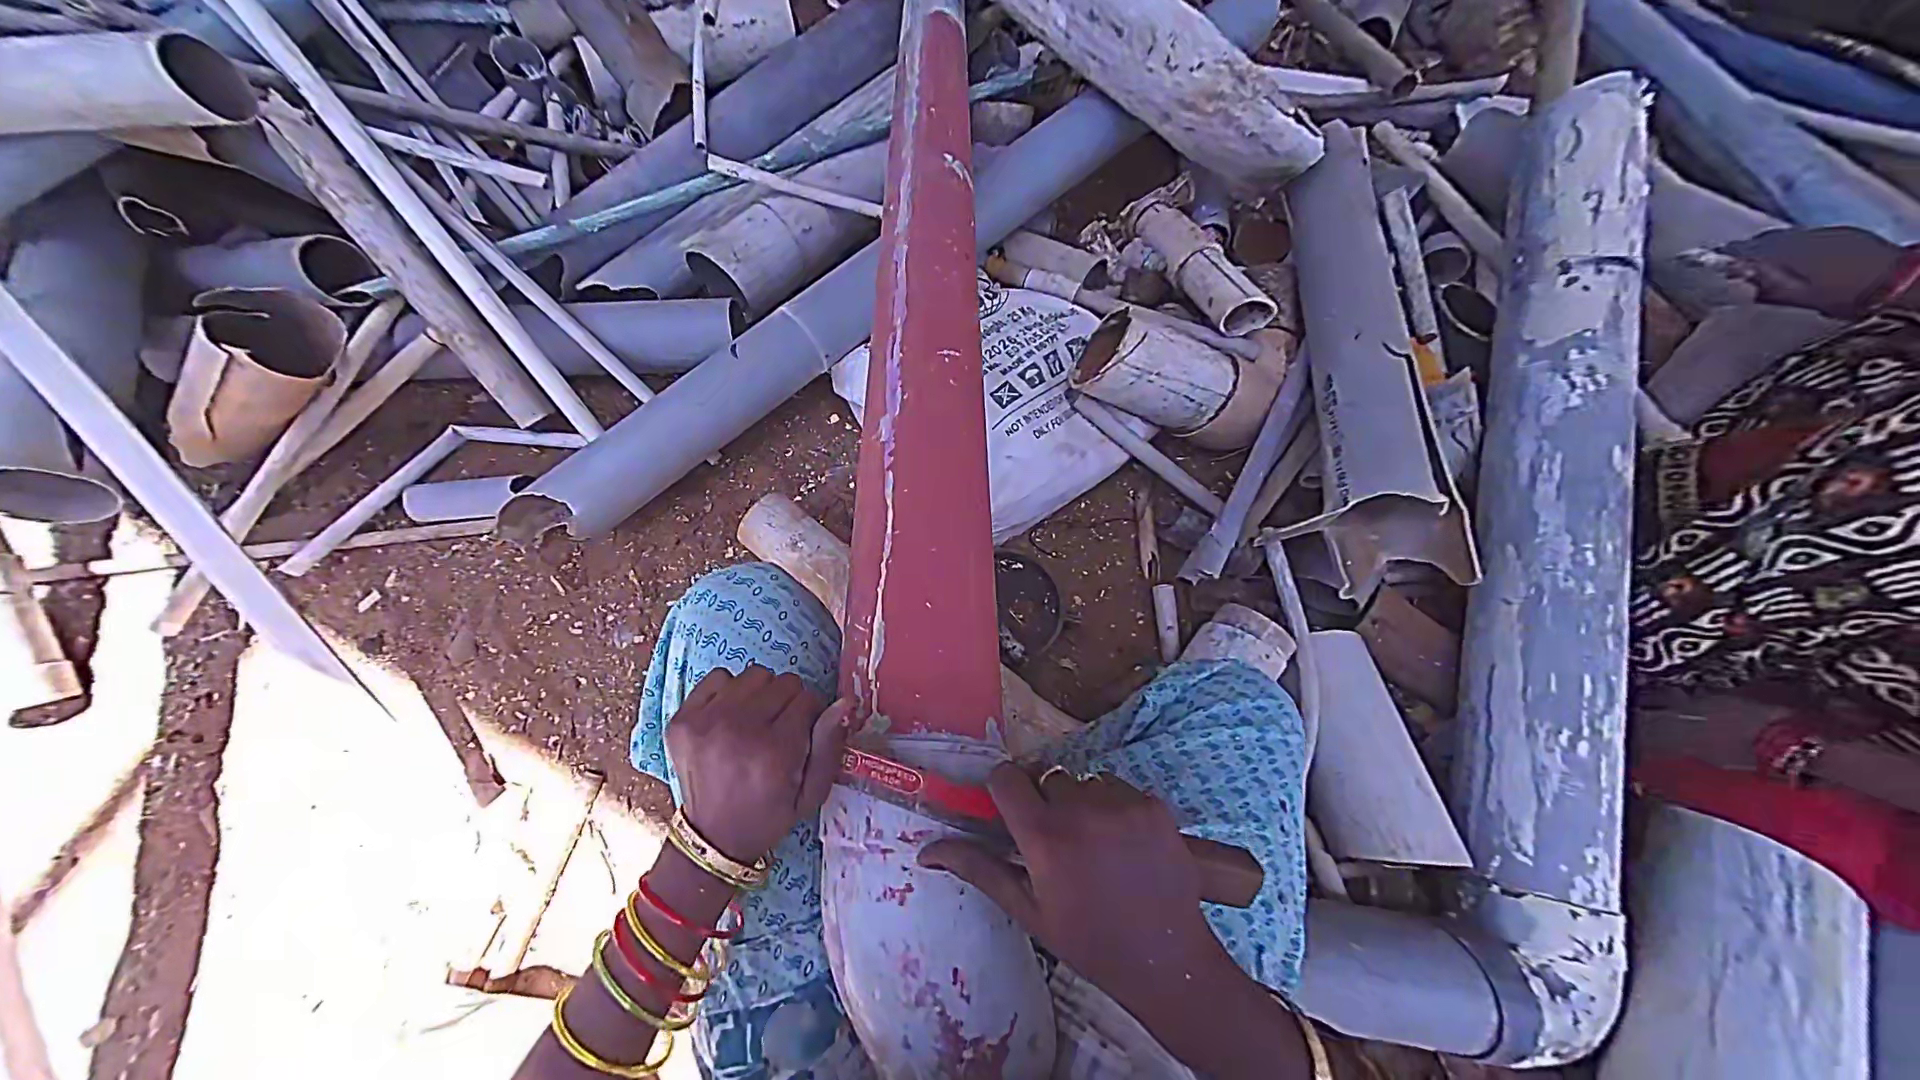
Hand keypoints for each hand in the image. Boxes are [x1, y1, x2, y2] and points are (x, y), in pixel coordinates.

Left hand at [666, 666, 848, 862]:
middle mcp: (739, 730)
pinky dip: (729, 692)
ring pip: (754, 676)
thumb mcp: (812, 792)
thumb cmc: (769, 814)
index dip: (811, 715)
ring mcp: (706, 722)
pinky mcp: (683, 719)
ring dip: (761, 694)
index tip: (802, 735)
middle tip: (778, 730)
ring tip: (754, 722)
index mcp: (775, 752)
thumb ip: (830, 745)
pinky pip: (718, 677)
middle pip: (783, 682)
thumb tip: (845, 701)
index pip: (808, 699)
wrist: (712, 837)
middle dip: (788, 703)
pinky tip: (729, 717)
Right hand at [916, 764, 1236, 1015]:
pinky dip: (1116, 805)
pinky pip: (1119, 787)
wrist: (1167, 960)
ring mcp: (1123, 804)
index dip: (1004, 790)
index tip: (1012, 810)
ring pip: (1084, 779)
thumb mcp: (1028, 909)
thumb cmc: (1089, 940)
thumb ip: (979, 869)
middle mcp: (1082, 810)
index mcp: (1045, 837)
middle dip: (1045, 800)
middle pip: (1046, 776)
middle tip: (1058, 839)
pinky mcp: (1154, 804)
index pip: (1006, 777)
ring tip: (1095, 843)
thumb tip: (926, 852)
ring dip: (1083, 801)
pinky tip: (1125, 843)